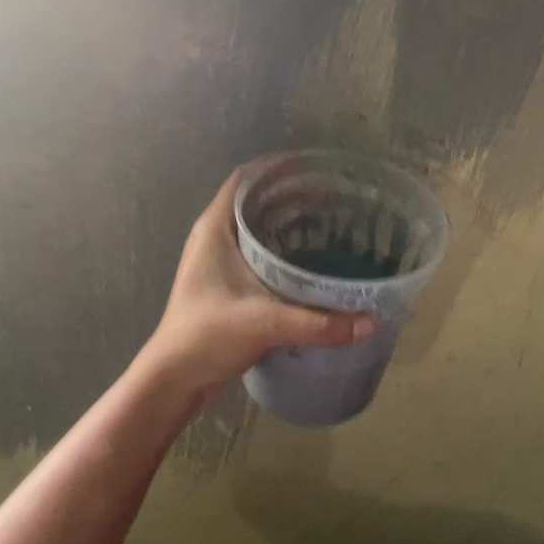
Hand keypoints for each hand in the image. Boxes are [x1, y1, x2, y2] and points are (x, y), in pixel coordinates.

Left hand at [139, 163, 374, 396]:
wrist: (173, 379)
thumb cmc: (207, 335)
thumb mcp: (265, 322)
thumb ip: (318, 322)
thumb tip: (370, 322)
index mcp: (214, 230)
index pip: (243, 179)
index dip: (274, 166)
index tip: (311, 164)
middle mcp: (213, 239)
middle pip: (252, 200)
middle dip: (289, 193)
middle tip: (330, 194)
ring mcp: (216, 263)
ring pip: (254, 228)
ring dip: (285, 220)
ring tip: (325, 220)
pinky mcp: (224, 285)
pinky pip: (256, 252)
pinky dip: (281, 248)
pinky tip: (308, 261)